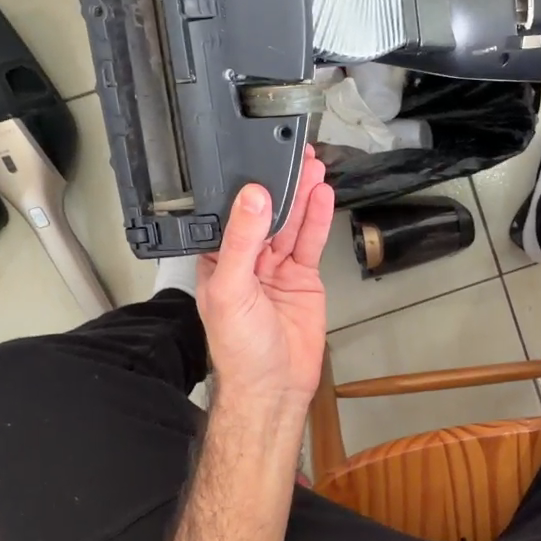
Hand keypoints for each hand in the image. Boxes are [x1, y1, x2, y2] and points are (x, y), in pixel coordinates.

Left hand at [197, 146, 334, 411]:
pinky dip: (317, 219)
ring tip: (313, 166)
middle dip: (280, 184)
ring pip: (290, 223)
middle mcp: (247, 260)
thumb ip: (242, 242)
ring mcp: (276, 268)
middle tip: (294, 154)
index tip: (258, 158)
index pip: (231, 213)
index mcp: (218, 261)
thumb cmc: (239, 350)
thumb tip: (253, 199)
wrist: (274, 387)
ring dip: (301, 195)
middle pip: (266, 213)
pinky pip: (310, 242)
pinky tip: (322, 196)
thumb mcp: (232, 290)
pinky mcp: (303, 278)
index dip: (245, 185)